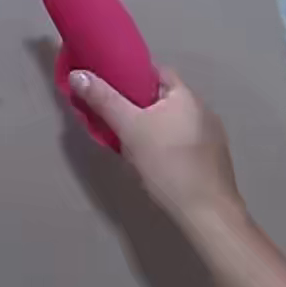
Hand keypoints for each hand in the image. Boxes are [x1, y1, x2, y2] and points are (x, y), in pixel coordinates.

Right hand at [71, 68, 243, 227]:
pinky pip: (177, 137)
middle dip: (133, 100)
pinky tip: (146, 155)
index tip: (107, 83)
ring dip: (146, 122)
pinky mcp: (209, 159)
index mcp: (186, 96)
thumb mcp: (128, 127)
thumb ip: (102, 98)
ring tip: (123, 134)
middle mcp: (202, 111)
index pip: (155, 70)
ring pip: (168, 118)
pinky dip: (160, 138)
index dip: (130, 73)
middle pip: (160, 95)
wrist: (207, 216)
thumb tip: (76, 73)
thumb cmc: (168, 163)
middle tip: (108, 110)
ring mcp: (209, 137)